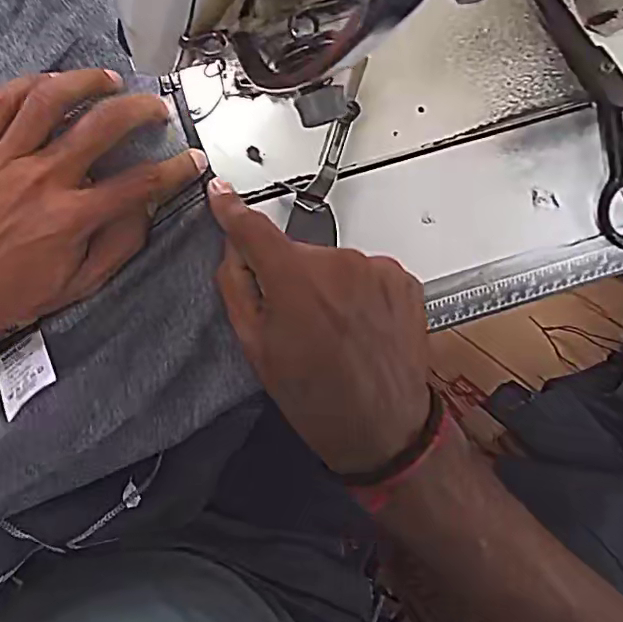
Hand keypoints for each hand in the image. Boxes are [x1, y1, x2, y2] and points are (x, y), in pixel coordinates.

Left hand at [0, 69, 205, 388]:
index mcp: (70, 219)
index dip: (175, 169)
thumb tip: (146, 209)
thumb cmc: (10, 293)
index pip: (139, 183)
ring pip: (50, 99)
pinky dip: (27, 84)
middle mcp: (41, 181)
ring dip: (86, 81)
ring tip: (109, 80)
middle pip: (103, 125)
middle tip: (155, 109)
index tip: (190, 160)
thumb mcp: (77, 284)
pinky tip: (49, 84)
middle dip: (141, 109)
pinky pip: (0, 102)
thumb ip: (117, 245)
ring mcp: (6, 161)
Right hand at [209, 178, 430, 474]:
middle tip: (296, 320)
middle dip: (288, 275)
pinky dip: (355, 290)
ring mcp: (374, 270)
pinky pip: (361, 270)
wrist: (383, 427)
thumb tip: (234, 252)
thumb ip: (236, 287)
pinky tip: (356, 325)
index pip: (252, 227)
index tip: (221, 194)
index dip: (231, 208)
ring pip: (329, 262)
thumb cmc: (321, 398)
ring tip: (332, 330)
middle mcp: (338, 265)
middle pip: (294, 251)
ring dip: (325, 284)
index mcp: (294, 281)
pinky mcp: (401, 277)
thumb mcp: (255, 346)